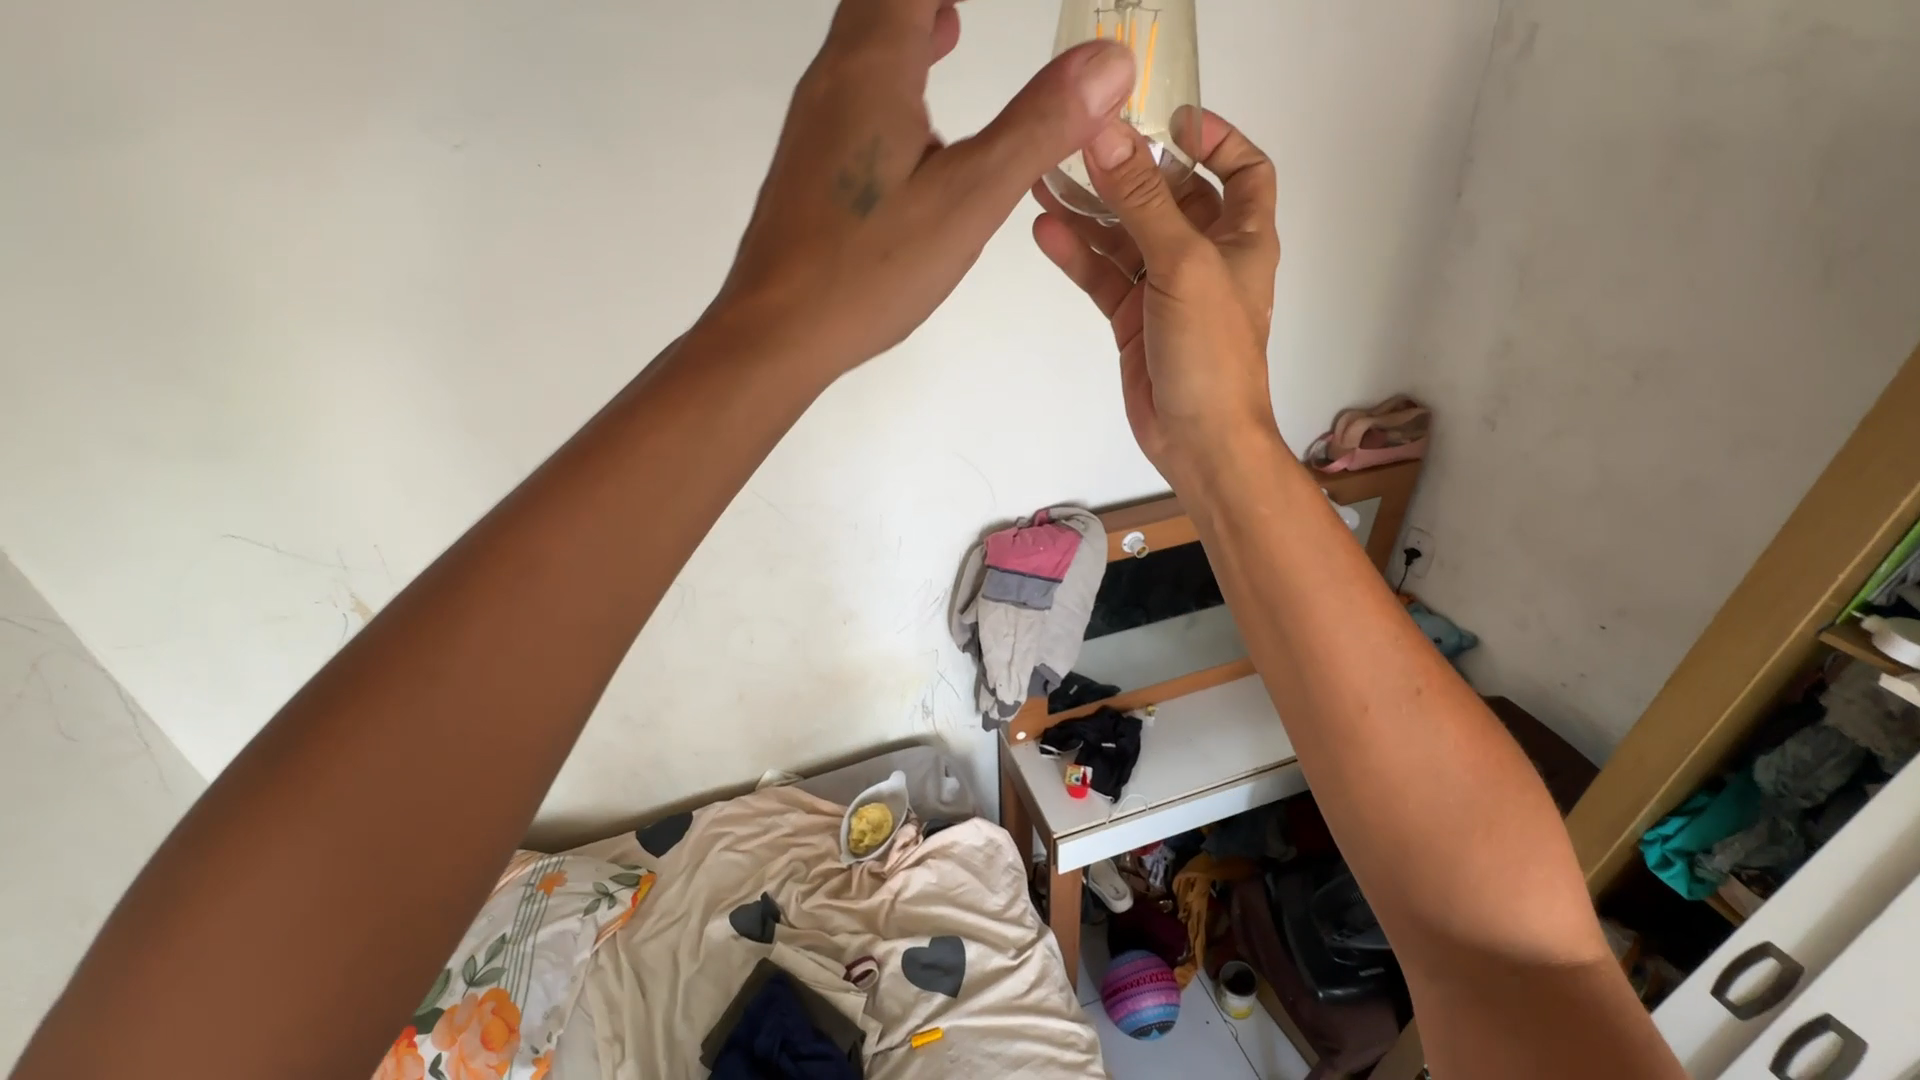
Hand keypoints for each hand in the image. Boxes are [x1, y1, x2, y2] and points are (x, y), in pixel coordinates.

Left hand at [707, 0, 1137, 373]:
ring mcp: (816, 116)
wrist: (776, 331)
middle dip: (935, 0)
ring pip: (865, 35)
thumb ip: (1038, 127)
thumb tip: (1107, 62)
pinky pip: (855, 79)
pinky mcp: (812, 156)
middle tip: (972, 19)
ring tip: (955, 20)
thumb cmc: (866, 271)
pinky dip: (893, 63)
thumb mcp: (968, 199)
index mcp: (872, 67)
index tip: (989, 10)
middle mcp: (834, 76)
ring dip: (912, 17)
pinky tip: (916, 100)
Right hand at [1031, 111, 1281, 482]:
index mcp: (1243, 236)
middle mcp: (1206, 256)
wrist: (1199, 440)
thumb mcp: (1183, 264)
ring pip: (1125, 236)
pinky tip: (1047, 231)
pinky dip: (1078, 255)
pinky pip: (1103, 276)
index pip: (1242, 170)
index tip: (1169, 119)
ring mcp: (1166, 289)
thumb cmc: (1212, 353)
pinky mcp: (1133, 318)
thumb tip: (1106, 135)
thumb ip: (1142, 200)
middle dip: (1127, 170)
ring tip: (1045, 179)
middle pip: (1167, 197)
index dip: (1215, 139)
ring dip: (1090, 211)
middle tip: (1080, 143)